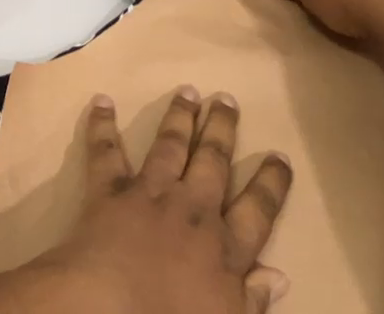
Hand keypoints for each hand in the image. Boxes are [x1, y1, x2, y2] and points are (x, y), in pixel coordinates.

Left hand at [36, 87, 293, 313]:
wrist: (110, 309)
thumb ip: (253, 300)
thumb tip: (280, 277)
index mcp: (224, 248)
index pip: (256, 210)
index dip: (270, 182)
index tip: (279, 156)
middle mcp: (192, 210)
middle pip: (212, 162)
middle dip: (222, 129)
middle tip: (227, 99)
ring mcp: (150, 194)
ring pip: (170, 146)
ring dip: (180, 117)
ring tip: (188, 91)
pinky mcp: (110, 192)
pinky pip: (106, 153)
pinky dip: (102, 126)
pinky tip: (102, 101)